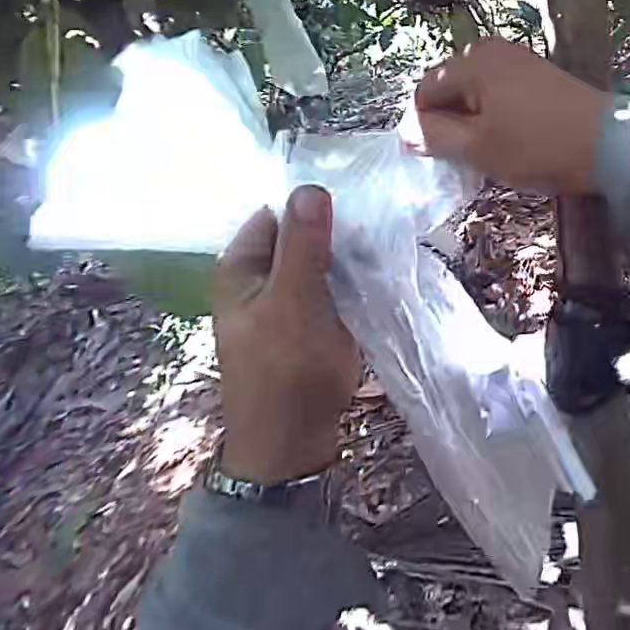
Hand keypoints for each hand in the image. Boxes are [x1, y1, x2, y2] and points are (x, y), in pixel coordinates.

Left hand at [212, 187, 357, 484]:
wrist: (295, 441)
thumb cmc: (285, 371)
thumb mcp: (292, 303)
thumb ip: (302, 246)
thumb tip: (311, 187)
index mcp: (243, 265)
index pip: (280, 211)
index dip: (315, 202)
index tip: (358, 199)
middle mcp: (264, 274)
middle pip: (305, 230)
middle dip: (339, 225)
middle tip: (379, 221)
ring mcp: (291, 293)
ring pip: (326, 253)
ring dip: (352, 248)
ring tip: (387, 239)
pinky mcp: (316, 311)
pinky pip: (337, 276)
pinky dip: (357, 270)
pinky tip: (383, 264)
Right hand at [411, 38, 611, 194]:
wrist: (610, 143)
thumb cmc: (538, 146)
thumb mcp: (478, 148)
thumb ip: (435, 136)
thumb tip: (406, 129)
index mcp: (471, 62)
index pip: (424, 91)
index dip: (425, 126)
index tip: (441, 157)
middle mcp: (492, 50)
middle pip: (450, 88)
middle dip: (451, 121)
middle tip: (467, 156)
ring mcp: (519, 58)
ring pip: (476, 92)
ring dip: (475, 121)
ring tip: (492, 150)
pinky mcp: (540, 73)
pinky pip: (501, 91)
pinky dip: (497, 114)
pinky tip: (514, 138)